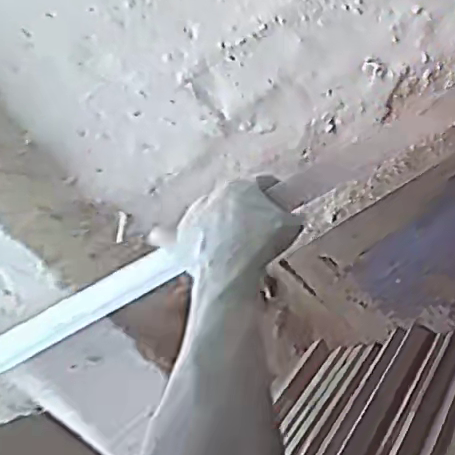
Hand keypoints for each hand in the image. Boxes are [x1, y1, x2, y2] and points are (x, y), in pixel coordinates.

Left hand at [163, 178, 303, 295]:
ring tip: (234, 237)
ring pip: (208, 213)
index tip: (282, 204)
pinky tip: (161, 234)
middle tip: (261, 223)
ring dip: (218, 219)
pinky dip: (169, 235)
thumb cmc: (263, 242)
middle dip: (246, 206)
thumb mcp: (293, 224)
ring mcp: (190, 216)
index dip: (275, 193)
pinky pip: (169, 233)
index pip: (263, 182)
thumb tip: (289, 216)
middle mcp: (212, 195)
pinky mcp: (176, 238)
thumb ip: (291, 215)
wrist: (229, 272)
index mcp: (241, 186)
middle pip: (234, 197)